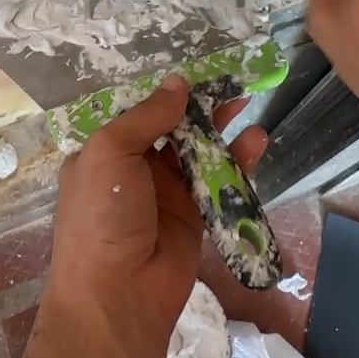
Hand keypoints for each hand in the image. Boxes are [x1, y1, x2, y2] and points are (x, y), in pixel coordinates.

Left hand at [24, 75, 266, 357]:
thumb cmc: (102, 212)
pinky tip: (256, 140)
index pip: (134, 109)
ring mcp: (165, 190)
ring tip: (245, 99)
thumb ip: (147, 116)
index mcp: (104, 148)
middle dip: (197, 102)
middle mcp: (133, 166)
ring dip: (221, 126)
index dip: (161, 88)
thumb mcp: (111, 151)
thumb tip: (177, 83)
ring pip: (198, 149)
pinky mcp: (194, 214)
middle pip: (170, 125)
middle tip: (226, 77)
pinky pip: (219, 180)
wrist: (118, 293)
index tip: (189, 65)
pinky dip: (238, 160)